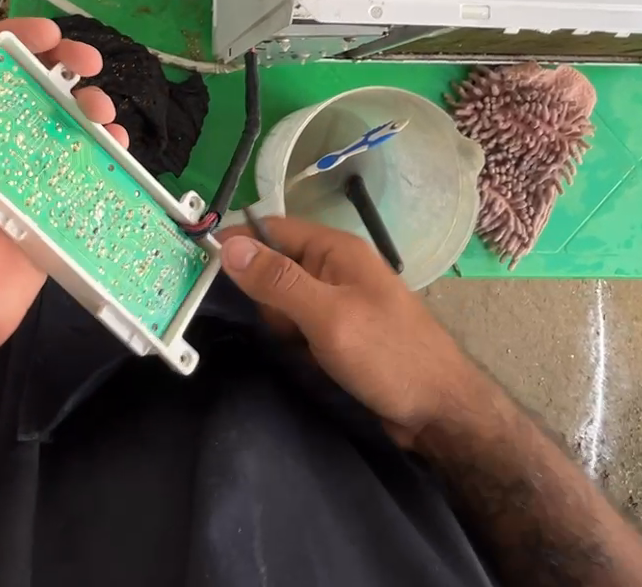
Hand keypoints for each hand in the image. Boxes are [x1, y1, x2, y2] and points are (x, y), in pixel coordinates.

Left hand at [0, 19, 126, 360]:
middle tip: (90, 60)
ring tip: (103, 107)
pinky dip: (105, 147)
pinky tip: (116, 140)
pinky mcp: (50, 202)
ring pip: (64, 121)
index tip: (49, 32)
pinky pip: (82, 166)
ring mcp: (22, 172)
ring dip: (90, 102)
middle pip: (32, 85)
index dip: (14, 38)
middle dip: (64, 64)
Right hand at [217, 217, 491, 446]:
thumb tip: (229, 245)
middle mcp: (334, 269)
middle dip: (265, 300)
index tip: (201, 265)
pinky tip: (307, 364)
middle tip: (283, 330)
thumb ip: (278, 281)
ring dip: (282, 329)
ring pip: (283, 305)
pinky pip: (299, 329)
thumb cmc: (389, 355)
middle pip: (274, 269)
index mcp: (335, 249)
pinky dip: (295, 345)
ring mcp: (337, 303)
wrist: (440, 412)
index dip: (238, 243)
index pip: (273, 230)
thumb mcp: (327, 316)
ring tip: (304, 353)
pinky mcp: (338, 334)